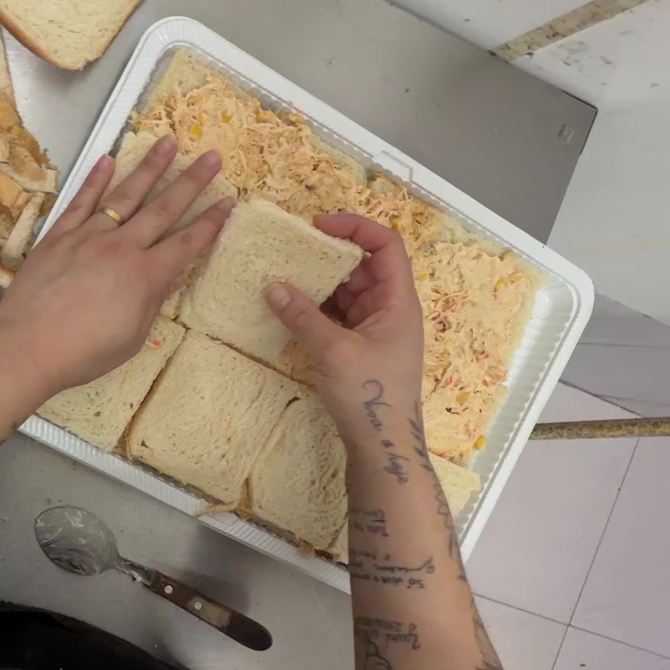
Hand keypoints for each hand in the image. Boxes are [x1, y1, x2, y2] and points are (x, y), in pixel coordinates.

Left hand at [0, 137, 232, 398]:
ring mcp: (88, 237)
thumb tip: (169, 276)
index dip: (210, 223)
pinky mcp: (58, 236)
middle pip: (163, 209)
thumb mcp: (131, 337)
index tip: (229, 201)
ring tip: (167, 143)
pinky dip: (95, 180)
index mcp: (145, 277)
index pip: (187, 244)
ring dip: (149, 168)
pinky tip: (107, 160)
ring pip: (125, 196)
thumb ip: (151, 302)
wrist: (27, 347)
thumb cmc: (84, 353)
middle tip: (212, 156)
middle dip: (191, 182)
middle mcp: (122, 247)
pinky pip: (81, 202)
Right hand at [265, 214, 425, 445]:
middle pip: (363, 267)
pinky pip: (338, 316)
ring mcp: (375, 330)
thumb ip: (301, 315)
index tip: (318, 225)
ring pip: (347, 293)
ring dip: (319, 284)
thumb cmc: (368, 394)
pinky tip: (291, 308)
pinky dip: (317, 309)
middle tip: (292, 252)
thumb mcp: (332, 351)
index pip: (385, 246)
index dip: (356, 227)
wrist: (382, 444)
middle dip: (329, 256)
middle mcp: (390, 309)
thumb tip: (272, 286)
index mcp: (398, 301)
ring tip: (284, 277)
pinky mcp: (360, 348)